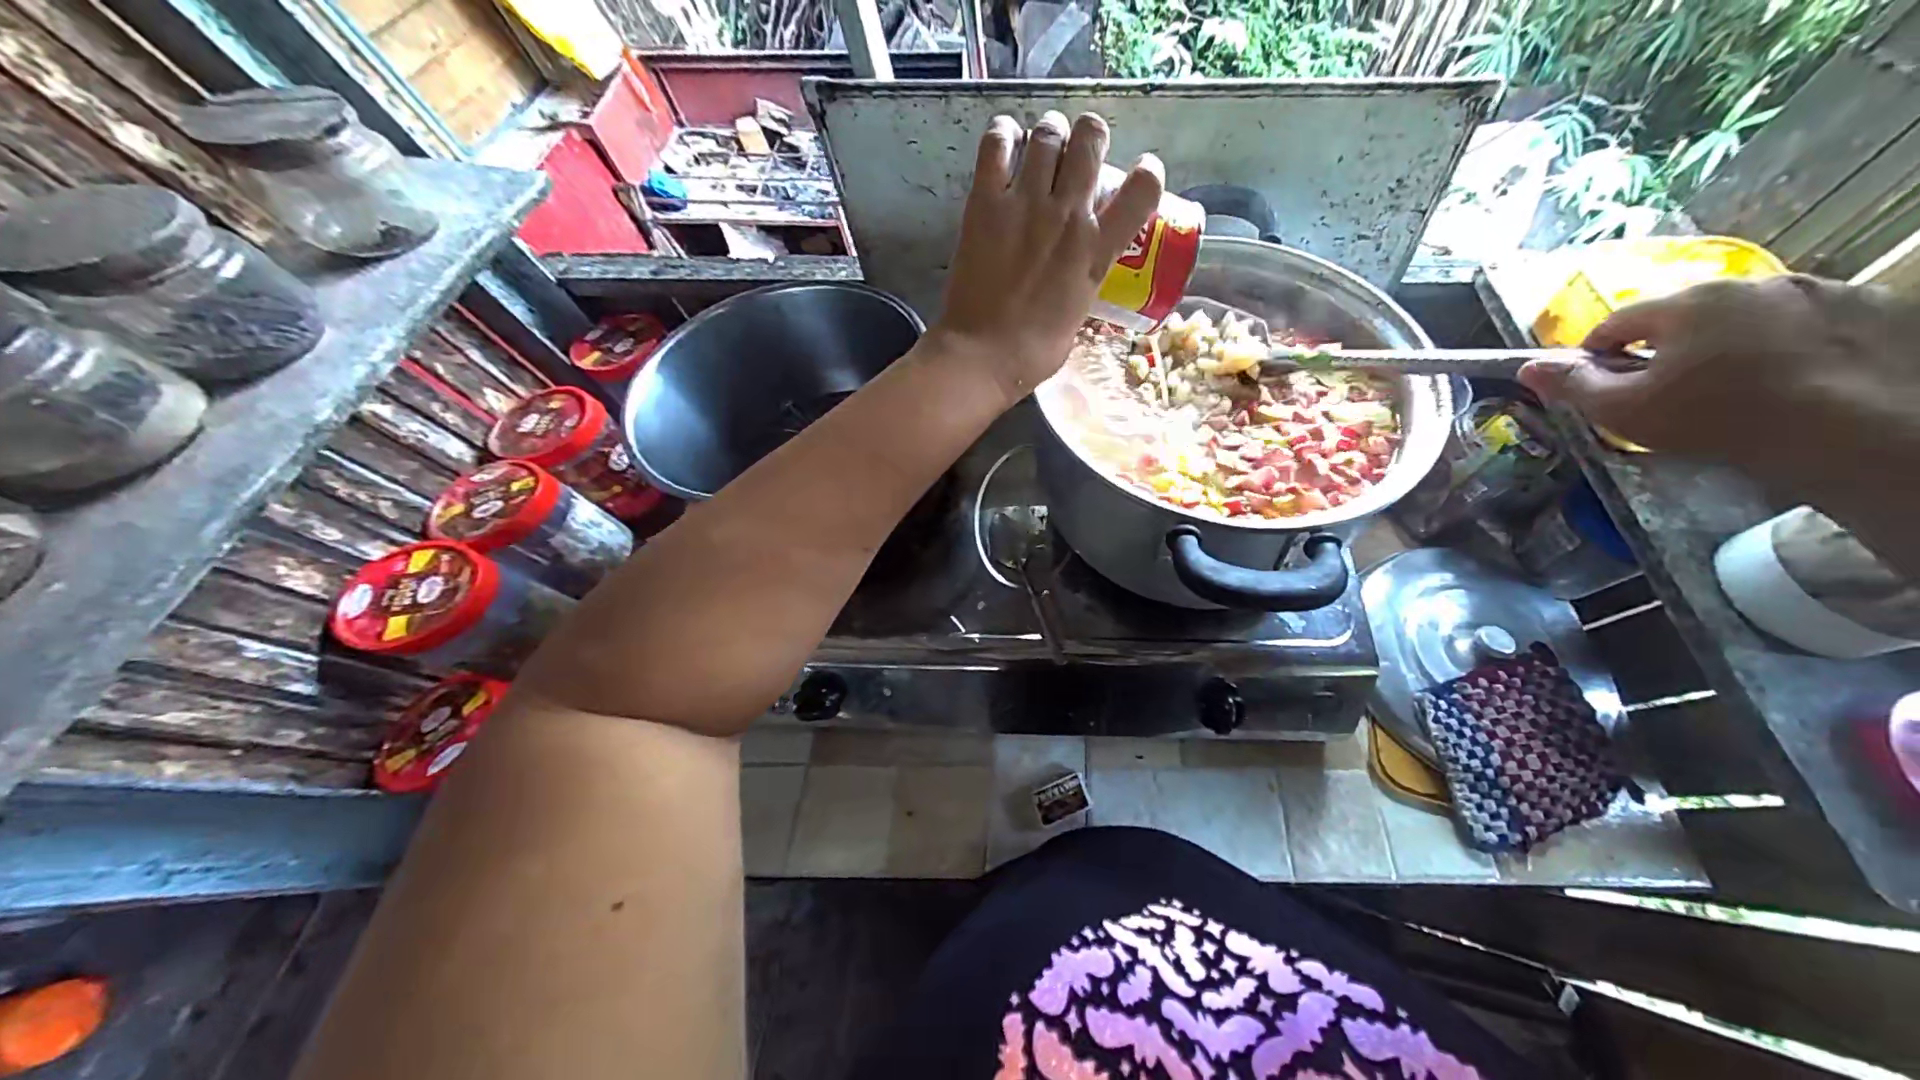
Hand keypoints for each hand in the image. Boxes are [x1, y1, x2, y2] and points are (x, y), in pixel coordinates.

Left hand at [928, 111, 1164, 402]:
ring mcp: (1026, 204)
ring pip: (1048, 134)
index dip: (1148, 171)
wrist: (982, 355)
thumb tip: (1079, 275)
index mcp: (1097, 250)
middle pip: (1091, 138)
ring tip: (1042, 148)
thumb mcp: (1078, 316)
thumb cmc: (1033, 352)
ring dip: (1050, 134)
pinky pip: (998, 144)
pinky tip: (1007, 143)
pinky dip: (1004, 135)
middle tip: (1078, 151)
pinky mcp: (985, 203)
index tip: (1140, 173)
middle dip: (1090, 136)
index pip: (1144, 188)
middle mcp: (1068, 215)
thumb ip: (1084, 282)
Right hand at [1517, 274, 1919, 482]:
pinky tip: (1792, 383)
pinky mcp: (1872, 309)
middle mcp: (1751, 283)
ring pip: (1749, 318)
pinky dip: (1792, 346)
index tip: (1603, 385)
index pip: (1619, 322)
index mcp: (1687, 303)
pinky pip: (1810, 325)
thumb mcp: (1625, 411)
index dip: (1599, 355)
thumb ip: (1574, 386)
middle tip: (1669, 393)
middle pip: (1687, 316)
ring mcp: (1819, 292)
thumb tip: (1528, 368)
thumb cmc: (1718, 418)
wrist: (1854, 430)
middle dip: (1670, 348)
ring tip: (1736, 389)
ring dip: (1732, 344)